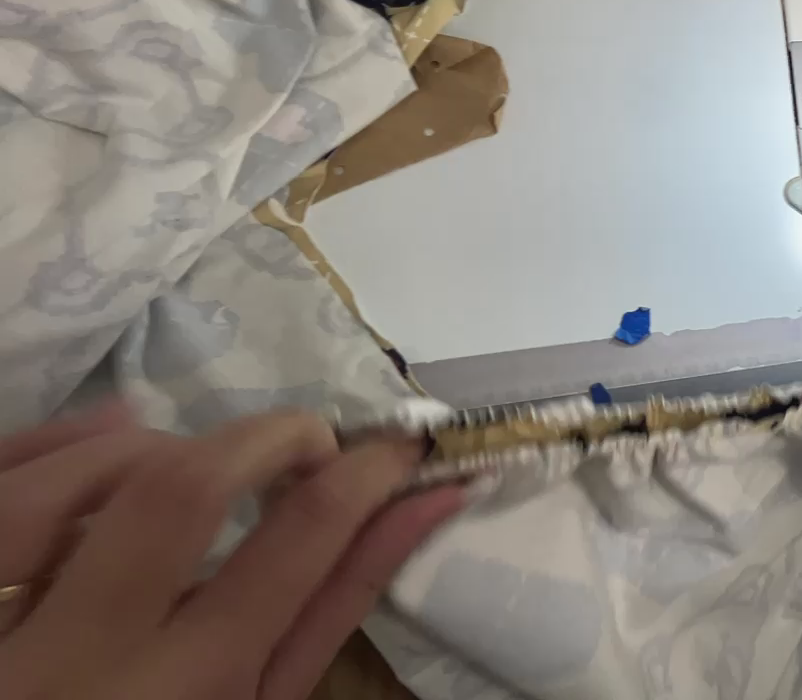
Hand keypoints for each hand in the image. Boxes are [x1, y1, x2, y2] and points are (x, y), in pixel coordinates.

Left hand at [0, 401, 464, 699]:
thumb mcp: (266, 697)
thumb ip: (345, 593)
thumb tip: (442, 493)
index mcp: (186, 688)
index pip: (307, 531)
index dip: (373, 464)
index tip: (400, 445)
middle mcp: (72, 664)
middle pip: (185, 486)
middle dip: (273, 434)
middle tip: (303, 445)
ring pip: (73, 480)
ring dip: (160, 444)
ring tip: (191, 462)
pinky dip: (54, 438)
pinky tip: (109, 433)